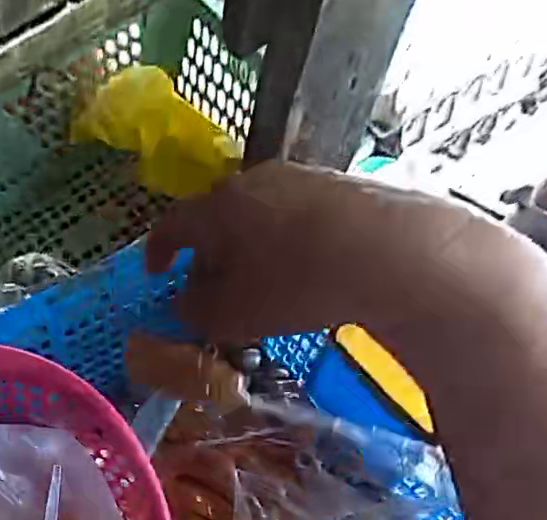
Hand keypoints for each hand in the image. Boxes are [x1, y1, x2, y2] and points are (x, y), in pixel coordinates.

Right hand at [144, 161, 546, 358]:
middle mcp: (254, 182)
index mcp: (218, 208)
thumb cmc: (292, 286)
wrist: (392, 254)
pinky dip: (277, 246)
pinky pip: (289, 218)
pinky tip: (295, 275)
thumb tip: (185, 300)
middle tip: (206, 291)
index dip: (157, 251)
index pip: (171, 225)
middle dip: (204, 257)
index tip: (154, 273)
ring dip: (243, 252)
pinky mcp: (338, 188)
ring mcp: (300, 179)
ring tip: (253, 288)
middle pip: (214, 219)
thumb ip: (194, 309)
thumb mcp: (228, 314)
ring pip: (253, 218)